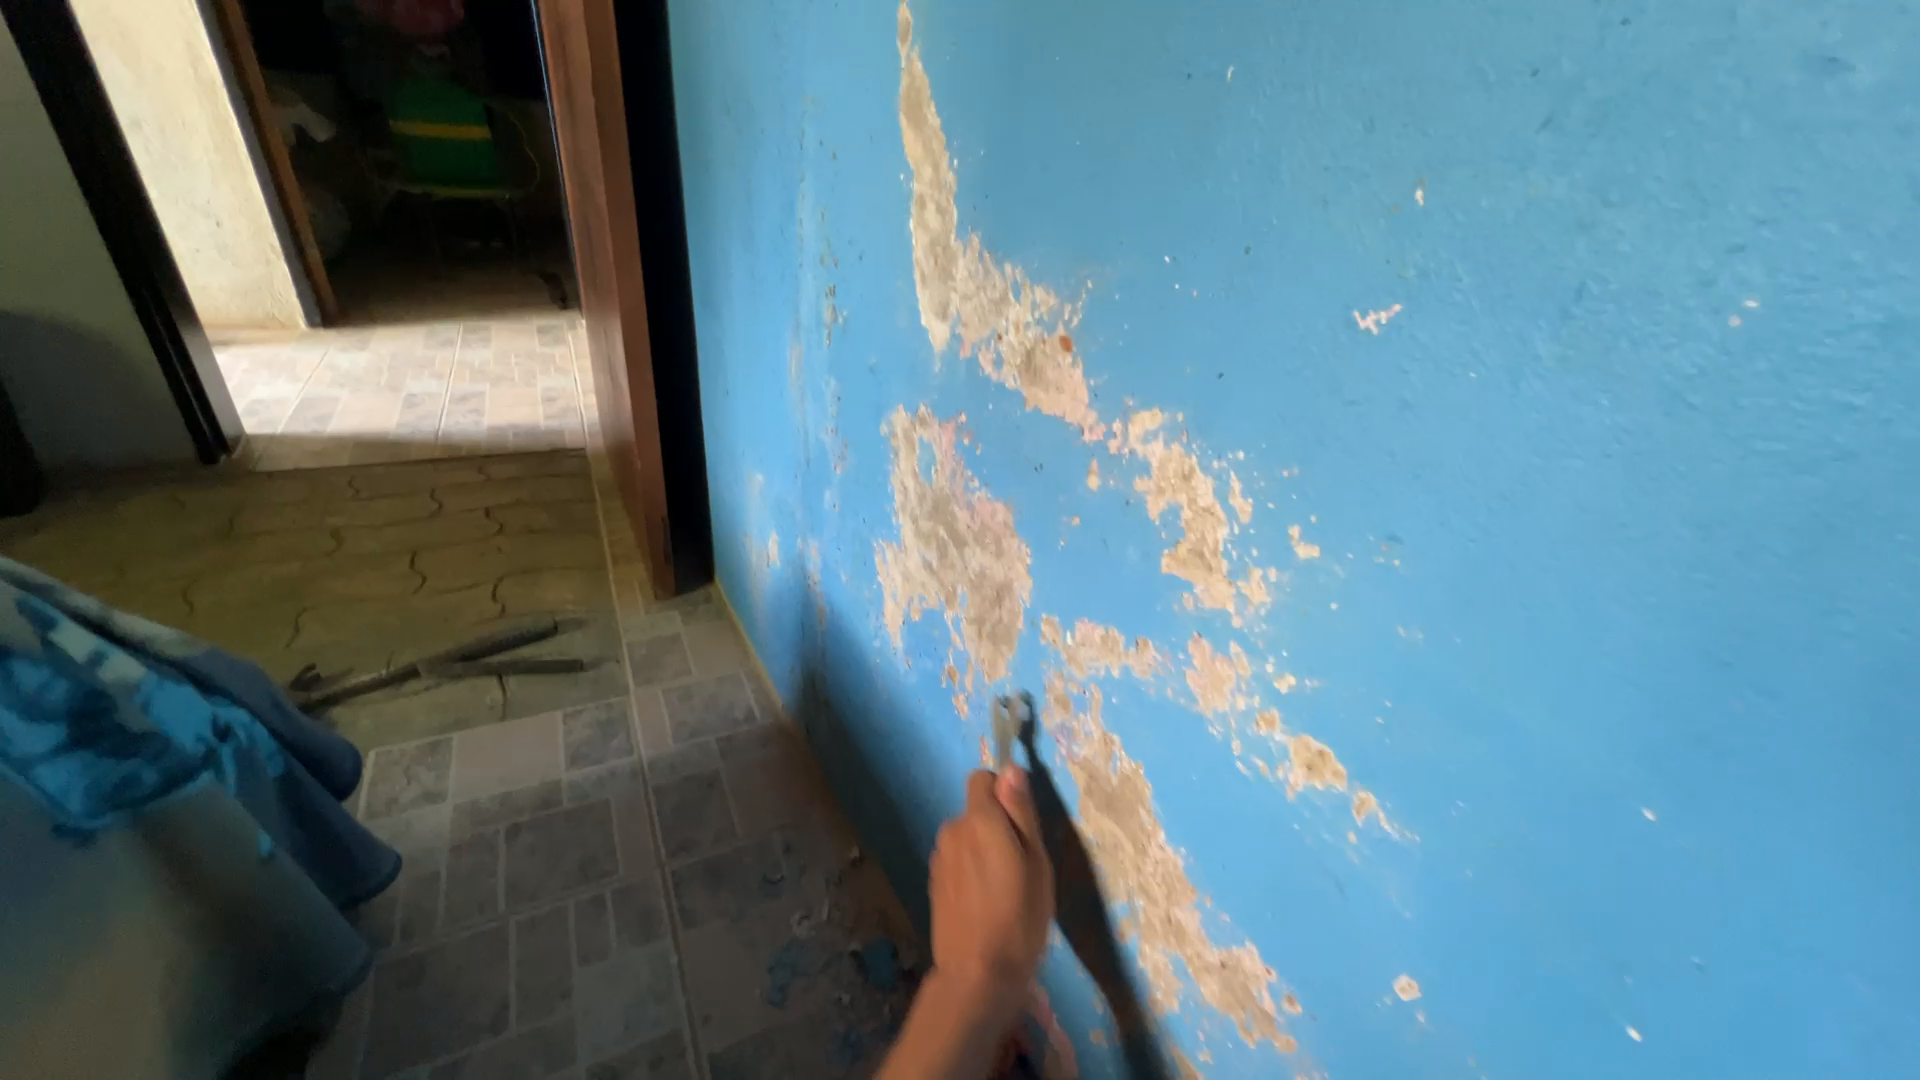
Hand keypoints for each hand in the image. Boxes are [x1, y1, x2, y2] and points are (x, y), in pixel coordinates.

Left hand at [928, 767, 1055, 998]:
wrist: (977, 976)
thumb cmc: (1019, 916)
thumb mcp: (1036, 861)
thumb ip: (1021, 811)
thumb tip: (1012, 768)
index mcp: (978, 820)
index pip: (982, 778)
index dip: (1003, 792)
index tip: (1021, 824)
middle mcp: (952, 830)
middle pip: (976, 811)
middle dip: (996, 826)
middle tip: (1020, 865)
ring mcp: (939, 858)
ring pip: (966, 838)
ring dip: (982, 850)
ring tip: (1003, 889)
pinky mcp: (933, 883)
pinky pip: (957, 861)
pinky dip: (969, 872)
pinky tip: (983, 904)